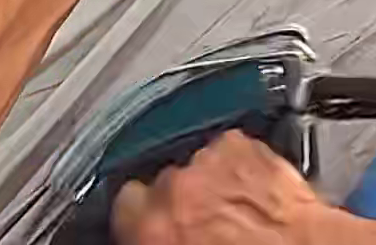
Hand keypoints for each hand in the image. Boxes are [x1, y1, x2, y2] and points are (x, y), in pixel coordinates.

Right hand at [111, 131, 332, 244]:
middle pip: (163, 182)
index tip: (149, 222)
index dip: (138, 214)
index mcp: (155, 225)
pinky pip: (227, 148)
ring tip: (234, 206)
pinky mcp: (240, 141)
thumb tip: (161, 233)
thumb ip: (161, 238)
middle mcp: (177, 185)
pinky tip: (252, 187)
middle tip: (204, 224)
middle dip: (180, 200)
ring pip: (197, 162)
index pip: (124, 203)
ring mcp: (209, 157)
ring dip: (210, 180)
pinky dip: (236, 163)